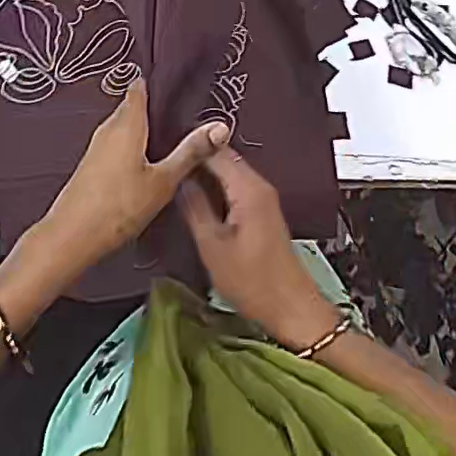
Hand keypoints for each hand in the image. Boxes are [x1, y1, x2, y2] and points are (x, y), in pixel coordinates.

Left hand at [28, 77, 228, 286]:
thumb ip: (190, 152)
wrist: (72, 236)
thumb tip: (221, 126)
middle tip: (185, 110)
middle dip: (155, 106)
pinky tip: (149, 159)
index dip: (156, 81)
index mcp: (127, 124)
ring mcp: (97, 146)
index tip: (179, 80)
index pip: (139, 89)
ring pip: (125, 126)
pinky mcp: (92, 164)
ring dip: (145, 127)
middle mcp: (109, 128)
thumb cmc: (120, 205)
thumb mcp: (163, 181)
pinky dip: (134, 143)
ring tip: (173, 133)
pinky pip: (117, 142)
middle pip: (133, 107)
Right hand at [179, 147, 341, 350]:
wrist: (291, 307)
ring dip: (204, 173)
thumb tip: (179, 181)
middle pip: (223, 157)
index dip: (189, 148)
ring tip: (174, 179)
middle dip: (195, 159)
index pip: (215, 150)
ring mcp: (263, 197)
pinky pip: (235, 186)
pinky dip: (215, 187)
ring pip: (228, 172)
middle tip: (165, 166)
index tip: (164, 153)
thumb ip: (195, 207)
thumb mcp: (212, 245)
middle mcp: (259, 186)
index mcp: (248, 188)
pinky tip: (196, 197)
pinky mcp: (262, 210)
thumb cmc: (252, 281)